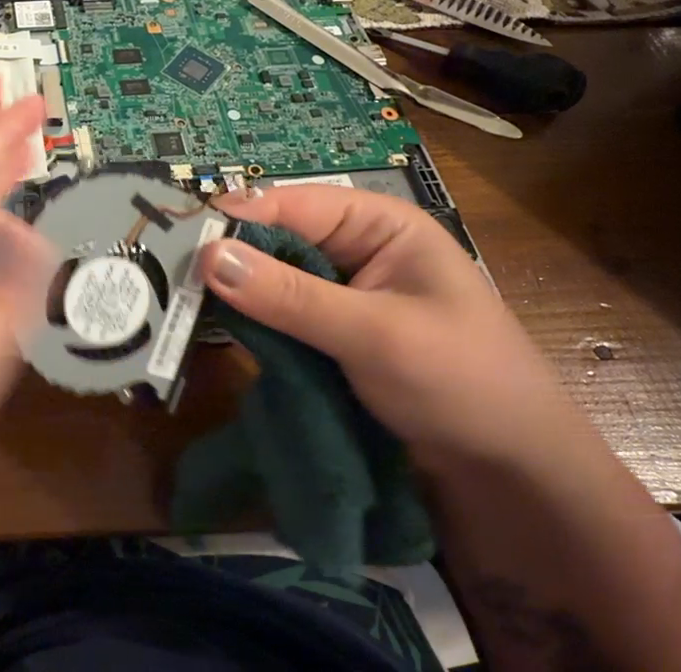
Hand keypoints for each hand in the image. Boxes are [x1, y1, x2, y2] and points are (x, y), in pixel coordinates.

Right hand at [197, 185, 582, 473]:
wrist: (513, 474)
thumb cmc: (462, 384)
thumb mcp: (374, 335)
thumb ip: (289, 296)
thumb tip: (208, 257)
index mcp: (381, 226)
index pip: (292, 205)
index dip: (236, 220)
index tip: (178, 243)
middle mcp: (356, 250)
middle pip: (275, 239)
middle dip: (229, 259)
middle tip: (167, 278)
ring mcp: (343, 294)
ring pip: (271, 279)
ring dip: (234, 294)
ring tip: (176, 303)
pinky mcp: (331, 334)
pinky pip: (278, 315)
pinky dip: (250, 322)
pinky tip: (212, 329)